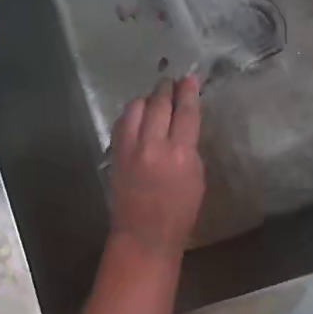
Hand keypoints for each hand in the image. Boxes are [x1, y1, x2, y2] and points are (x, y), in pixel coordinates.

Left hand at [108, 76, 204, 255]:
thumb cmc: (180, 212)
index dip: (188, 92)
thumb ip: (189, 147)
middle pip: (159, 104)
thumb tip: (183, 124)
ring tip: (154, 98)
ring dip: (146, 99)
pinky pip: (122, 123)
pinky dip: (131, 114)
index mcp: (180, 153)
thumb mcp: (197, 177)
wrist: (144, 234)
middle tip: (171, 81)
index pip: (185, 112)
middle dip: (166, 89)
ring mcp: (130, 148)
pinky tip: (137, 115)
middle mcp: (153, 145)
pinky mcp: (115, 153)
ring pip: (136, 108)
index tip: (190, 79)